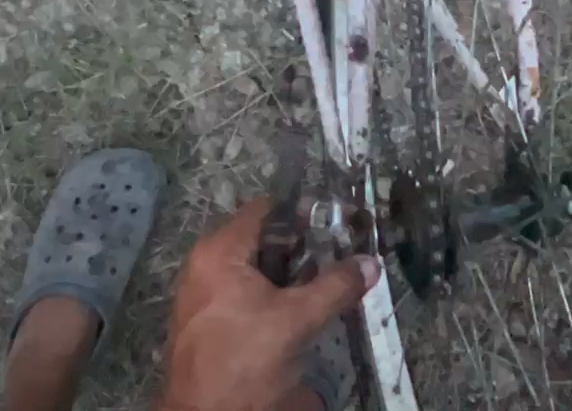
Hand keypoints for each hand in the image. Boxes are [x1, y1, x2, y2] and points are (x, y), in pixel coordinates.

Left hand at [156, 197, 380, 410]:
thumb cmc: (245, 361)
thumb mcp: (297, 321)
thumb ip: (335, 287)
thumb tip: (370, 263)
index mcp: (220, 250)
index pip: (266, 210)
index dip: (301, 213)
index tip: (333, 222)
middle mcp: (204, 263)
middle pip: (259, 238)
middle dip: (298, 246)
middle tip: (334, 252)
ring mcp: (200, 293)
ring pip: (251, 267)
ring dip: (285, 272)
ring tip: (320, 279)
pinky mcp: (204, 320)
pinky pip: (240, 290)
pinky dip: (267, 293)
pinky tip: (294, 308)